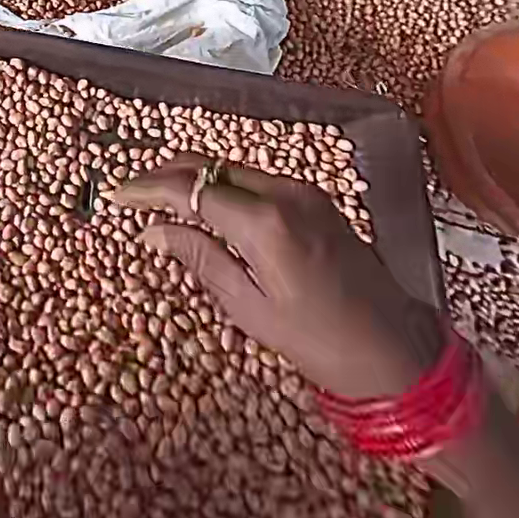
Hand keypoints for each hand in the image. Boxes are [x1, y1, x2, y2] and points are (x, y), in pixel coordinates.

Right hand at [108, 155, 442, 400]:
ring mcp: (302, 191)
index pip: (190, 190)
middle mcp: (284, 193)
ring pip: (228, 168)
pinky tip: (203, 205)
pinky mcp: (313, 197)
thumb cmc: (320, 342)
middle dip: (165, 174)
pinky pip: (252, 179)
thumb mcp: (249, 307)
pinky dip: (220, 186)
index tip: (118, 194)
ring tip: (160, 199)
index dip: (148, 189)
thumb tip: (152, 231)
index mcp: (265, 224)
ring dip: (191, 178)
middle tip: (134, 193)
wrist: (400, 352)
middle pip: (207, 165)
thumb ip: (199, 257)